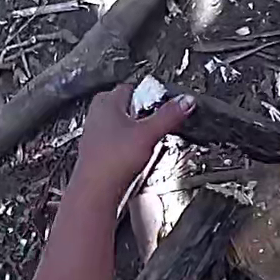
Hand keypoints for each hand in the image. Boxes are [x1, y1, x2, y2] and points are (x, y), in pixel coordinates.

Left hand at [70, 84, 193, 198]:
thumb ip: (169, 115)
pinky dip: (125, 146)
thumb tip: (186, 100)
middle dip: (141, 114)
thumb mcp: (149, 133)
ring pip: (119, 125)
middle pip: (126, 107)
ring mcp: (93, 133)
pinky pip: (114, 141)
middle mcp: (96, 114)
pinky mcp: (95, 151)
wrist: (95, 191)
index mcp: (106, 102)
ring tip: (145, 143)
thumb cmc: (114, 160)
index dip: (149, 96)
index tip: (162, 107)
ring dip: (133, 131)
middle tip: (155, 125)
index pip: (132, 88)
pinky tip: (133, 157)